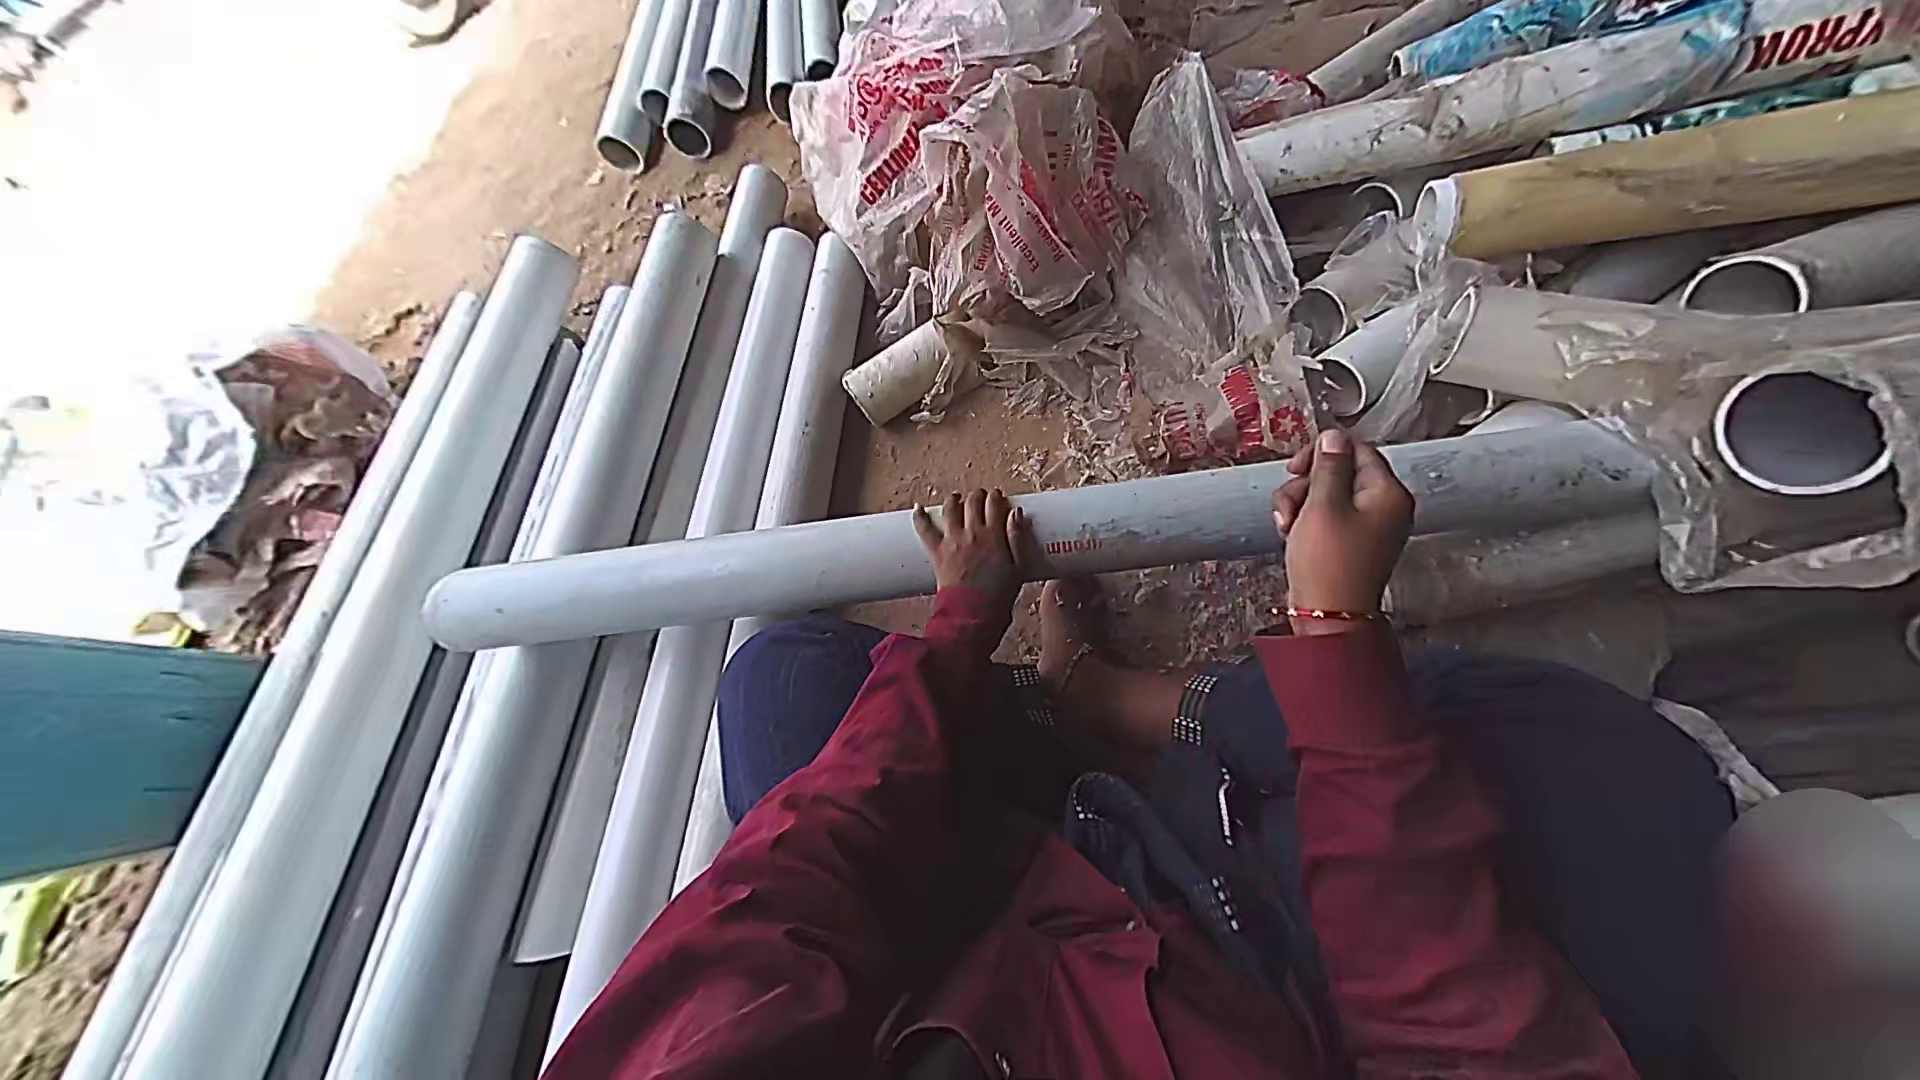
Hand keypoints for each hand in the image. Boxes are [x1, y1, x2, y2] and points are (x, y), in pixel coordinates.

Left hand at [913, 488, 1027, 604]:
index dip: (996, 496)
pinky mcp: (937, 551)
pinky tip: (919, 508)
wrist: (972, 613)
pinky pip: (924, 529)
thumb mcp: (1018, 567)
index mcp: (994, 536)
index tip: (997, 496)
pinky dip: (919, 516)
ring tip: (956, 498)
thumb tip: (1016, 513)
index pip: (994, 504)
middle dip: (977, 496)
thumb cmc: (998, 594)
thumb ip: (1017, 538)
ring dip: (954, 499)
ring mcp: (952, 540)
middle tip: (980, 497)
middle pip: (973, 502)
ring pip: (950, 508)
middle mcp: (972, 532)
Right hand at [1272, 428, 1413, 633]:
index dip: (1323, 453)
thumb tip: (1334, 435)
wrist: (1327, 613)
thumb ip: (1328, 467)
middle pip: (1339, 473)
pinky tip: (1289, 533)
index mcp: (1387, 493)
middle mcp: (1383, 505)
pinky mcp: (1348, 540)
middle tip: (1287, 503)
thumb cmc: (1326, 559)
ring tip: (1285, 525)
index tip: (1293, 468)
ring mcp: (1366, 525)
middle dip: (1305, 484)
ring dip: (1298, 503)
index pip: (1357, 451)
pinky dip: (1304, 519)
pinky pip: (1325, 515)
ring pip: (1326, 494)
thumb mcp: (1322, 507)